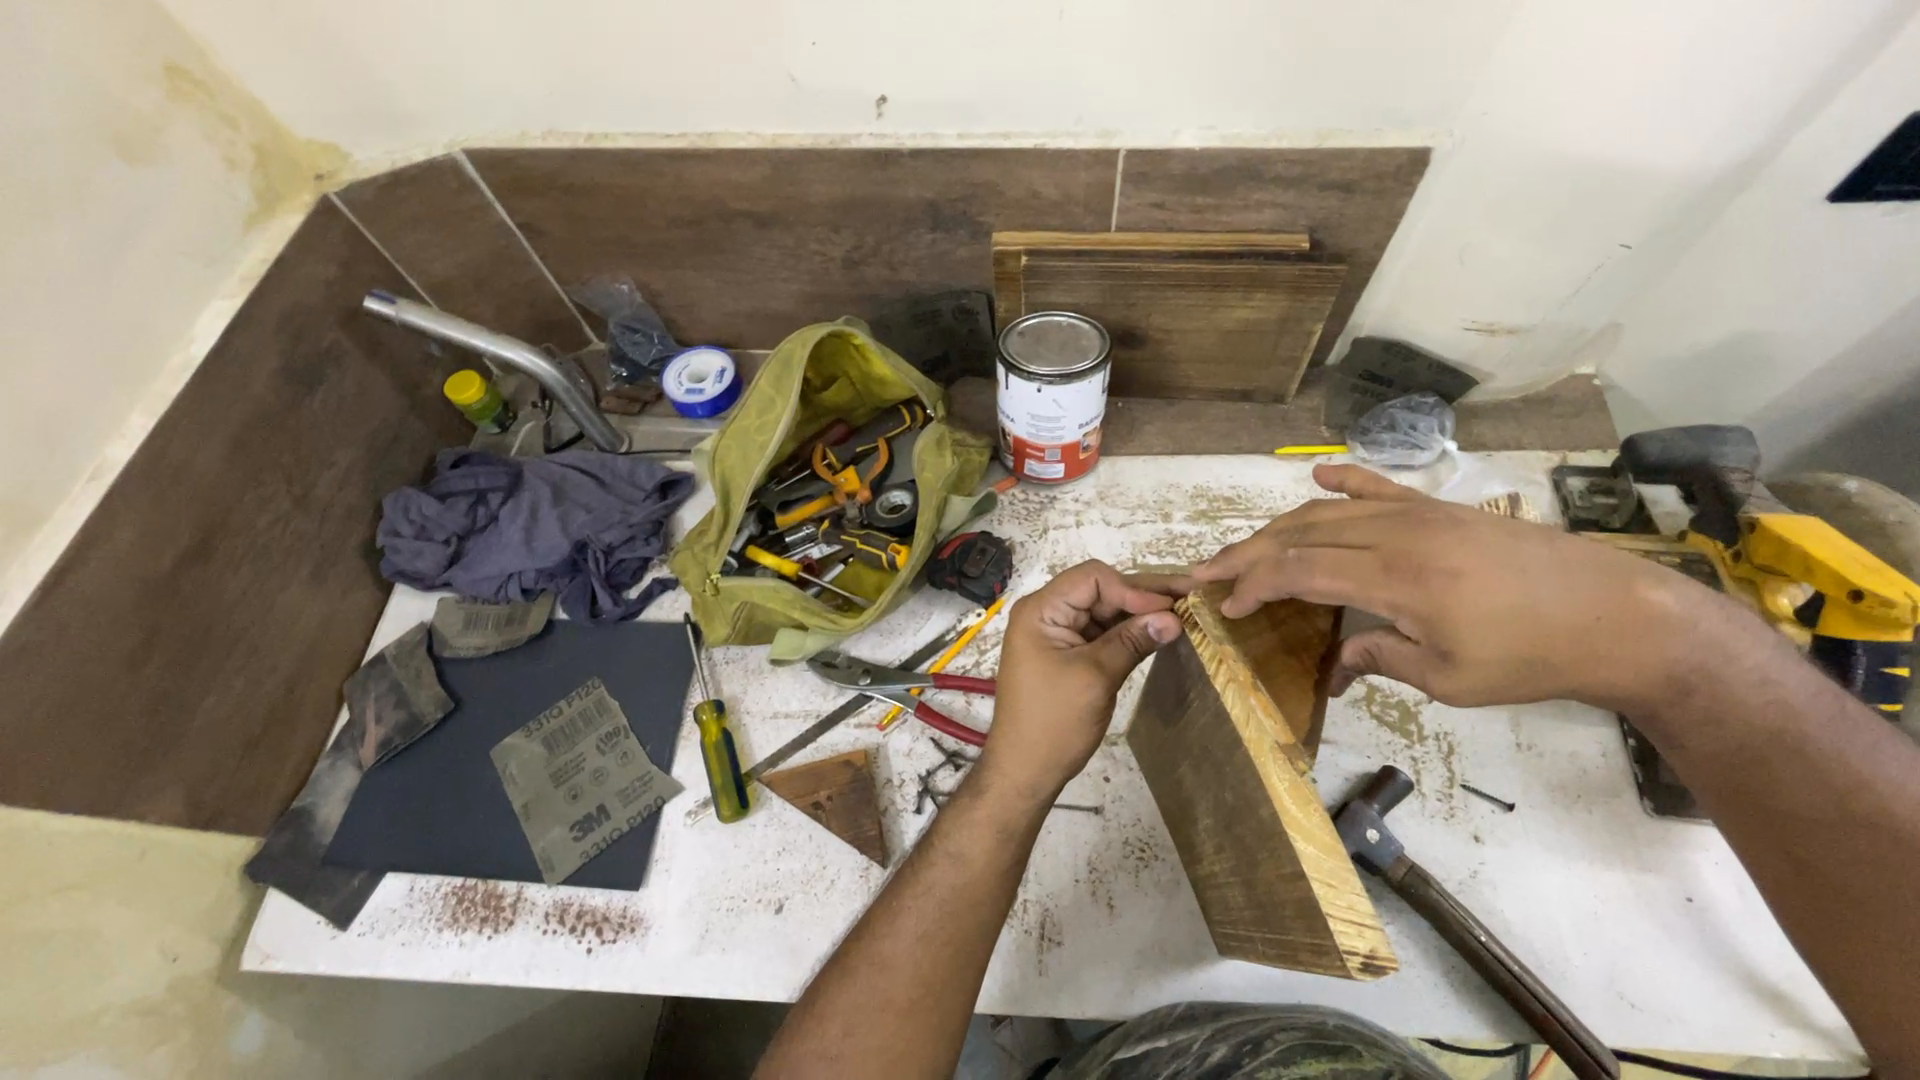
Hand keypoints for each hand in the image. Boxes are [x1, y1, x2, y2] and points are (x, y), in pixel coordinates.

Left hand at [978, 561, 1184, 803]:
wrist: (1026, 769)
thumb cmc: (1054, 722)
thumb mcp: (1096, 677)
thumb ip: (1132, 641)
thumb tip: (1174, 617)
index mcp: (1041, 610)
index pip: (1092, 578)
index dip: (1133, 588)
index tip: (1169, 608)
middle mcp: (1047, 613)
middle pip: (1101, 590)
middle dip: (1144, 594)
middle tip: (1192, 594)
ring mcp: (1058, 634)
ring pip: (1106, 610)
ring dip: (1142, 611)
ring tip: (1186, 609)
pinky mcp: (1070, 654)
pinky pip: (1103, 632)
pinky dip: (1130, 631)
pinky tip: (1162, 631)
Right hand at [1190, 464, 1714, 711]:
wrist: (1617, 616)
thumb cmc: (1533, 658)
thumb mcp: (1451, 679)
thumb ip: (1382, 659)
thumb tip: (1334, 662)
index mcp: (1396, 578)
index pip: (1299, 570)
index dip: (1253, 585)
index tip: (1224, 606)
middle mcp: (1398, 534)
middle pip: (1301, 533)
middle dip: (1248, 552)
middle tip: (1207, 570)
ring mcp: (1421, 513)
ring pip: (1330, 510)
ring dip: (1280, 526)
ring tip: (1247, 546)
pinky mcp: (1442, 508)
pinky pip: (1381, 486)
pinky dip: (1343, 481)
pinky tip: (1317, 478)